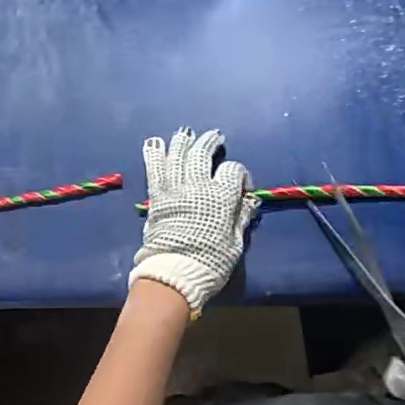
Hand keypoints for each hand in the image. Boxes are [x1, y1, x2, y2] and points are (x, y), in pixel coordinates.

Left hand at [128, 127, 257, 314]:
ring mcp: (174, 189)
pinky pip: (154, 170)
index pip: (232, 171)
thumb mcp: (234, 242)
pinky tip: (153, 141)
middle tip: (213, 136)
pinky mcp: (156, 197)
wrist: (174, 272)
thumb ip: (241, 217)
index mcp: (220, 196)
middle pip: (202, 155)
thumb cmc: (209, 261)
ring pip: (177, 156)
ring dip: (182, 141)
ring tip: (186, 132)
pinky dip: (153, 154)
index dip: (240, 174)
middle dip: (209, 143)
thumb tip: (250, 200)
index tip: (241, 186)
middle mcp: (196, 186)